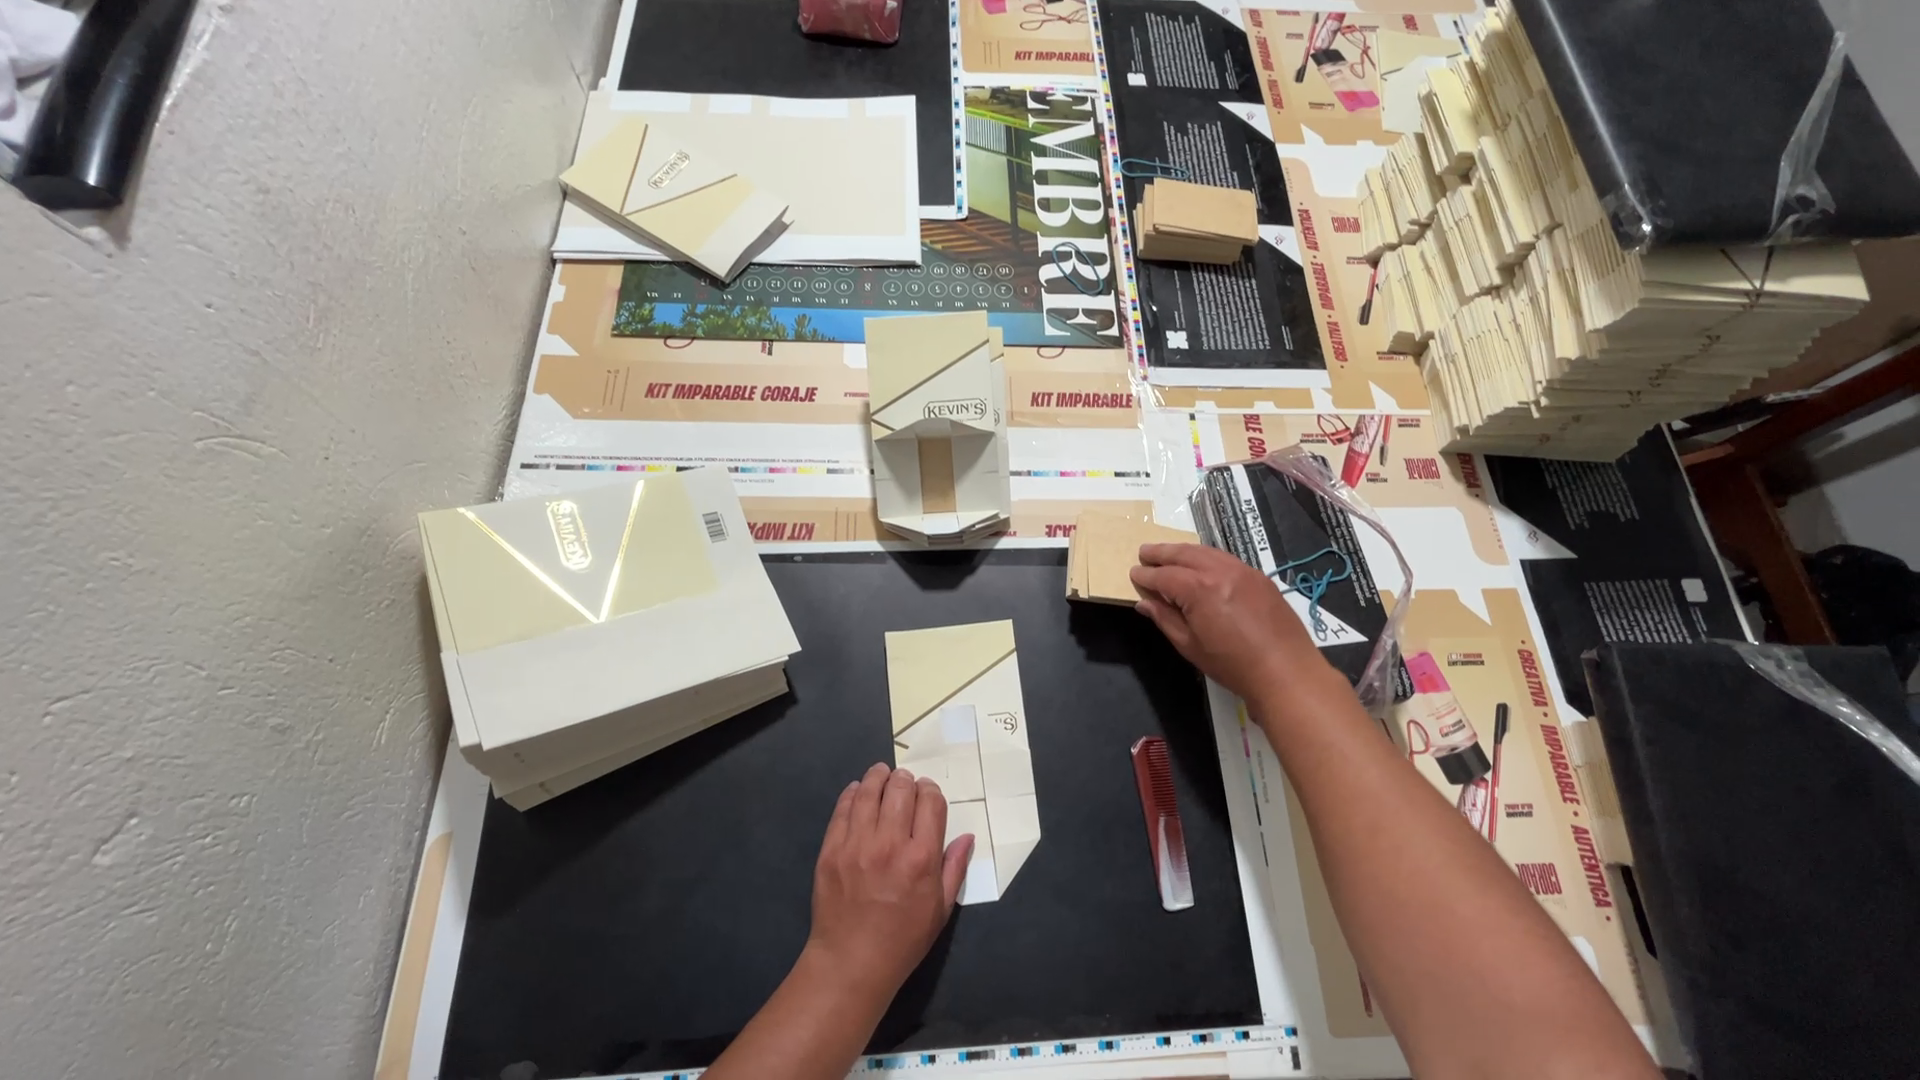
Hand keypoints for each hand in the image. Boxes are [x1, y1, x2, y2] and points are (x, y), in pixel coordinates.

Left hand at [805, 763, 973, 998]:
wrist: (851, 962)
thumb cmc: (903, 940)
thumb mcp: (940, 910)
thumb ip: (954, 868)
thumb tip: (967, 837)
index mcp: (921, 858)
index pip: (931, 802)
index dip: (931, 791)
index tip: (928, 794)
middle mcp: (890, 843)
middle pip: (900, 789)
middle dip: (906, 780)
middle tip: (905, 782)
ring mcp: (857, 844)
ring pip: (868, 791)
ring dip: (878, 777)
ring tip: (882, 774)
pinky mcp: (831, 849)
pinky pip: (842, 809)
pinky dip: (852, 793)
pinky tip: (857, 791)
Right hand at [1130, 543, 1332, 704]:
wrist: (1286, 671)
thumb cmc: (1232, 664)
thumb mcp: (1190, 646)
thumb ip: (1165, 619)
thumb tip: (1145, 603)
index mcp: (1198, 589)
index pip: (1163, 575)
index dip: (1146, 575)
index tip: (1133, 574)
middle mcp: (1220, 571)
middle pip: (1184, 554)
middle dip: (1161, 553)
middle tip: (1144, 552)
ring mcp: (1243, 571)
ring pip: (1206, 552)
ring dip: (1184, 551)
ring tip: (1169, 554)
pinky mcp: (1259, 577)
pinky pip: (1226, 559)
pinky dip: (1207, 557)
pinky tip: (1201, 565)